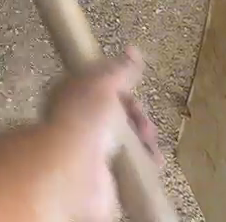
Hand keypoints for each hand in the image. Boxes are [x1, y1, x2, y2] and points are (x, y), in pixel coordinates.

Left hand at [36, 48, 159, 221]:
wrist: (75, 169)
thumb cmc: (86, 116)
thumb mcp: (105, 83)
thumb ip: (121, 69)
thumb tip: (134, 50)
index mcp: (72, 90)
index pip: (100, 83)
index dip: (121, 85)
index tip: (137, 90)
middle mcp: (78, 118)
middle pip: (116, 112)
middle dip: (137, 116)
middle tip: (146, 128)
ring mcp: (90, 148)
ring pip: (124, 140)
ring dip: (144, 141)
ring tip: (152, 150)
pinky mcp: (102, 174)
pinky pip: (127, 165)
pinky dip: (143, 164)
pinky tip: (153, 164)